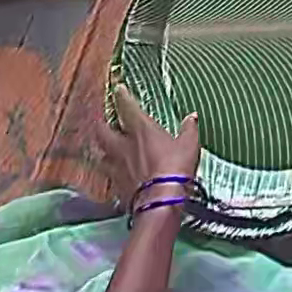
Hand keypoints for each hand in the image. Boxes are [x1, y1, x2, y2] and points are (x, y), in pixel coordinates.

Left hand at [101, 85, 201, 199]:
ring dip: (101, 150)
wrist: (160, 203)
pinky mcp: (116, 187)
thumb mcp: (189, 145)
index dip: (122, 96)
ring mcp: (117, 167)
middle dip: (102, 124)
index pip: (127, 107)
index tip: (118, 89)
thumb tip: (191, 117)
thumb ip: (188, 129)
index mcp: (141, 130)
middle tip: (103, 122)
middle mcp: (123, 146)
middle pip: (103, 131)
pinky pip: (108, 176)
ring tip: (102, 149)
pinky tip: (113, 174)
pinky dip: (110, 172)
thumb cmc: (175, 168)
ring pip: (100, 154)